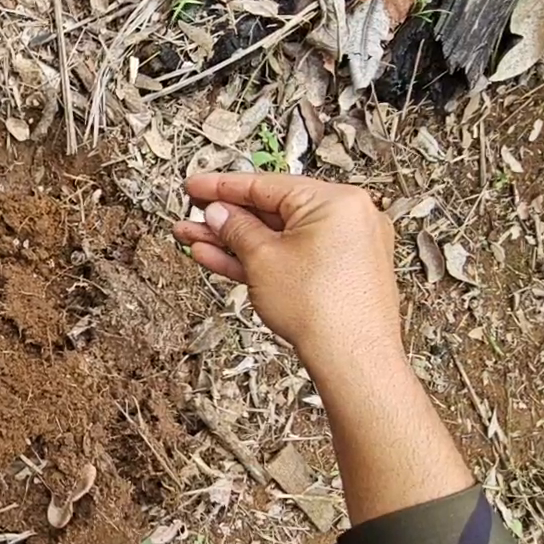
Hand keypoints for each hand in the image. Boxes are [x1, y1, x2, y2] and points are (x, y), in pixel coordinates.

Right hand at [173, 172, 402, 370]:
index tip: (195, 186)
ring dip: (232, 239)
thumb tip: (218, 213)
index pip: (266, 185)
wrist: (351, 358)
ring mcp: (342, 248)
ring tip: (194, 239)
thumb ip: (235, 228)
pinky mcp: (336, 273)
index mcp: (336, 201)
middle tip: (192, 215)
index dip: (221, 187)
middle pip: (269, 211)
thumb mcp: (262, 258)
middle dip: (223, 218)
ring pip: (274, 237)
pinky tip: (220, 258)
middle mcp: (346, 218)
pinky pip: (287, 256)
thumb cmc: (323, 308)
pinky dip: (256, 258)